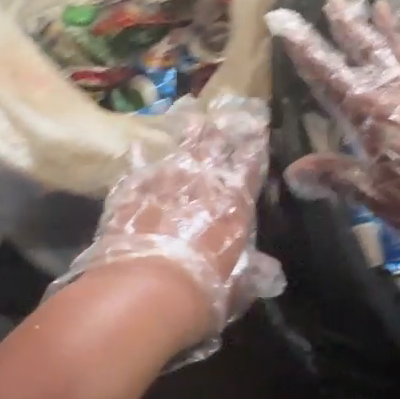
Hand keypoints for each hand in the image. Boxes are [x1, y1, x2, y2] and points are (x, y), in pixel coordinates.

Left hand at [50, 95, 284, 362]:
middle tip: (222, 106)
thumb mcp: (235, 289)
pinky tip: (137, 145)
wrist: (146, 289)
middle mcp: (202, 183)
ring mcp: (164, 180)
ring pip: (178, 146)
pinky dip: (139, 156)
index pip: (251, 163)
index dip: (254, 142)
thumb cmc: (202, 292)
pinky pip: (137, 165)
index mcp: (235, 204)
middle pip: (213, 145)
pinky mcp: (131, 188)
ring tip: (187, 111)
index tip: (257, 123)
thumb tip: (268, 274)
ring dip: (184, 130)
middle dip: (220, 127)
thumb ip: (249, 275)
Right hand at [266, 0, 399, 238]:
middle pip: (365, 44)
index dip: (301, 44)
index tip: (282, 18)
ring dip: (392, 23)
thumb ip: (336, 177)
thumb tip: (294, 172)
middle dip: (347, 18)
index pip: (323, 70)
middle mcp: (395, 86)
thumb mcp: (375, 195)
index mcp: (365, 109)